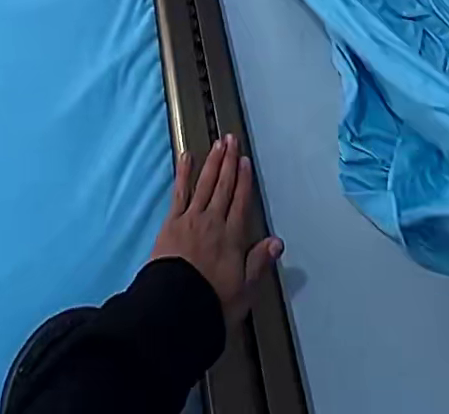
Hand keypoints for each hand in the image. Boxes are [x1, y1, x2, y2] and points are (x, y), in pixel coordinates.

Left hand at [152, 135, 284, 330]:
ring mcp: (191, 219)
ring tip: (218, 144)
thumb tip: (277, 242)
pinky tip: (186, 158)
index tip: (245, 161)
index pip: (241, 201)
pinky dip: (183, 174)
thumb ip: (259, 263)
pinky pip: (179, 193)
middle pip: (224, 186)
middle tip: (232, 140)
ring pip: (205, 184)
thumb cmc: (211, 302)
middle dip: (229, 162)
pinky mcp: (171, 223)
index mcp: (232, 237)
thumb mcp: (244, 290)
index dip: (244, 180)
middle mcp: (214, 221)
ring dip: (213, 162)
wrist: (174, 309)